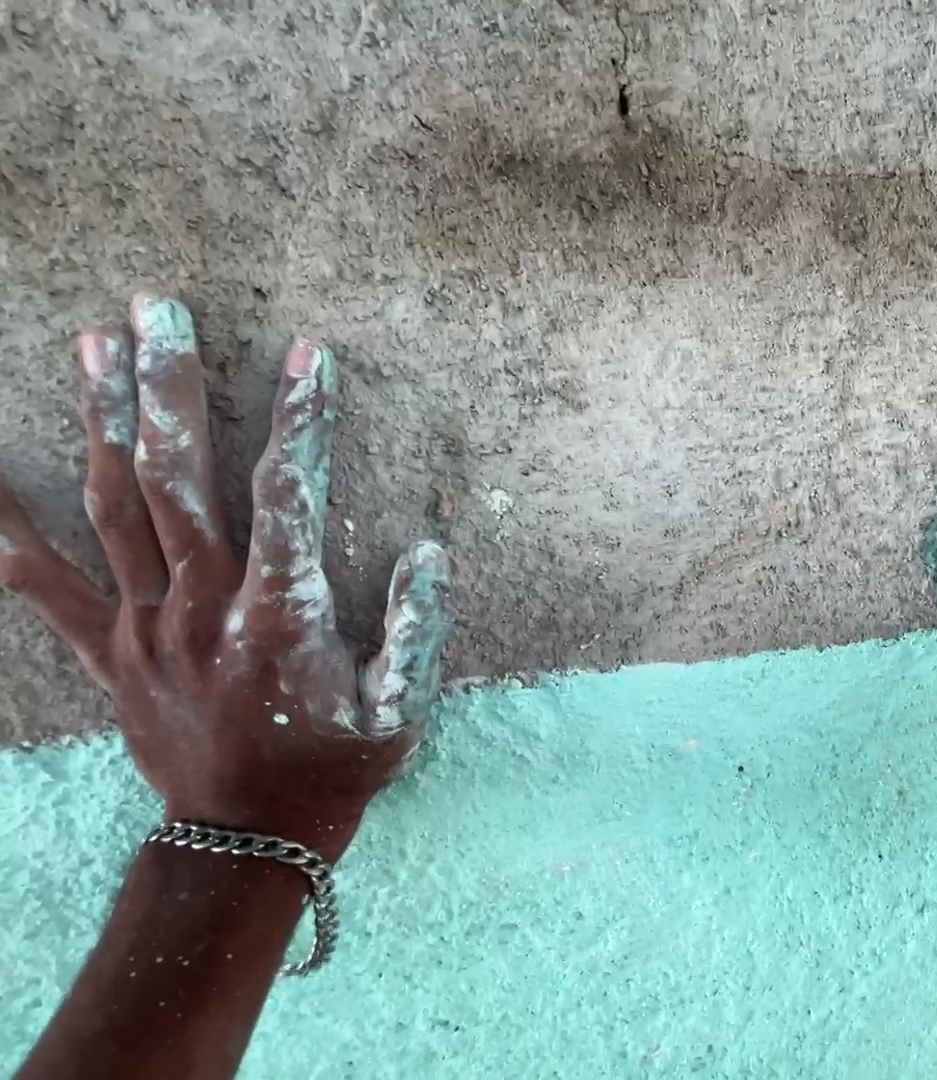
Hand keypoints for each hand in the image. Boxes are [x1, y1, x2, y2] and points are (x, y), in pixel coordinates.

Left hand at [0, 293, 452, 860]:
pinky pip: (36, 580)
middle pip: (175, 479)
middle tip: (159, 312)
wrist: (252, 830)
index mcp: (282, 617)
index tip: (309, 360)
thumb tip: (430, 552)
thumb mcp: (406, 704)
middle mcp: (201, 607)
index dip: (299, 424)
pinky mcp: (107, 648)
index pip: (287, 499)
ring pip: (110, 505)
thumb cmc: (342, 760)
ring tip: (95, 342)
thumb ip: (418, 628)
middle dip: (170, 389)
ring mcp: (142, 626)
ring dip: (102, 418)